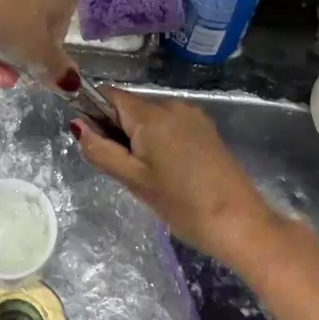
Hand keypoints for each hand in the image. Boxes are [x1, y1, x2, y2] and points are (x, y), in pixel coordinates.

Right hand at [72, 87, 281, 262]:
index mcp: (151, 115)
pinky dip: (159, 142)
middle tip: (124, 171)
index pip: (108, 95)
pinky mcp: (206, 129)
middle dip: (117, 131)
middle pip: (129, 107)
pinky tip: (169, 173)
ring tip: (149, 177)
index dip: (93, 113)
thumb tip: (77, 125)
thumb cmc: (182, 206)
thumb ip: (101, 150)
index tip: (95, 144)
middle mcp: (171, 105)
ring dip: (138, 139)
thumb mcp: (134, 181)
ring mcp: (192, 116)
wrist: (241, 224)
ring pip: (149, 119)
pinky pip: (169, 126)